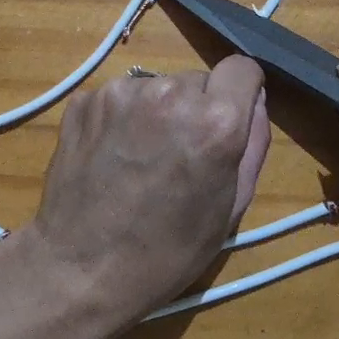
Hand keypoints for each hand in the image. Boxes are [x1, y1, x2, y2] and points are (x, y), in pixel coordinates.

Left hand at [16, 55, 269, 337]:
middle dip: (195, 110)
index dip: (240, 95)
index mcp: (216, 121)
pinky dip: (121, 119)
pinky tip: (111, 158)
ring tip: (139, 161)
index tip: (228, 122)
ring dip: (156, 113)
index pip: (243, 69)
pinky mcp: (84, 101)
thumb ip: (253, 145)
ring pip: (156, 88)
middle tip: (177, 158)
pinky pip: (119, 99)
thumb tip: (256, 102)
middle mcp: (170, 92)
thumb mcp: (231, 208)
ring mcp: (120, 93)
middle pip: (197, 81)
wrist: (81, 269)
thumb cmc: (168, 251)